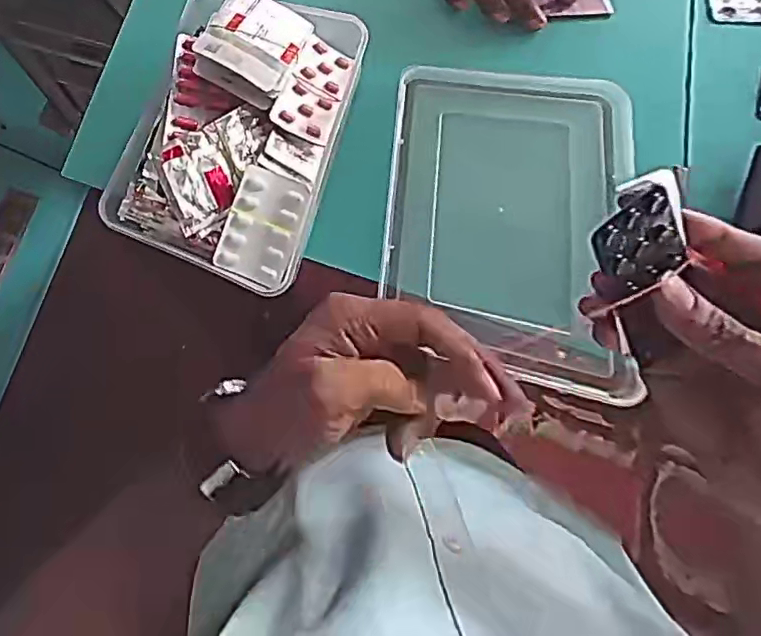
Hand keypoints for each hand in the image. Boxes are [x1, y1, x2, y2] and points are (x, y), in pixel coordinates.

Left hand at [212, 293, 532, 473]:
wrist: (248, 444)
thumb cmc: (284, 412)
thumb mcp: (332, 392)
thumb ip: (390, 381)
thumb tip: (435, 389)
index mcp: (354, 316)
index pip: (421, 320)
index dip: (460, 350)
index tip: (490, 389)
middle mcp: (367, 329)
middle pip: (433, 342)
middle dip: (472, 373)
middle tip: (512, 408)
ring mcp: (371, 357)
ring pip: (429, 372)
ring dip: (443, 404)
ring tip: (438, 436)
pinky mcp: (372, 385)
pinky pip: (413, 396)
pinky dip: (422, 419)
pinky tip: (408, 444)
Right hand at [633, 212, 760, 634]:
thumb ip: (742, 341)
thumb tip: (675, 292)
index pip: (759, 261)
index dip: (717, 238)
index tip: (677, 223)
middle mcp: (754, 322)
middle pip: (698, 273)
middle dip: (659, 261)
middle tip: (628, 255)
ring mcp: (710, 346)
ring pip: (659, 299)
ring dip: (629, 288)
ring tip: (608, 288)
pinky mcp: (675, 371)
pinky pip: (638, 333)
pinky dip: (616, 321)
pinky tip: (606, 318)